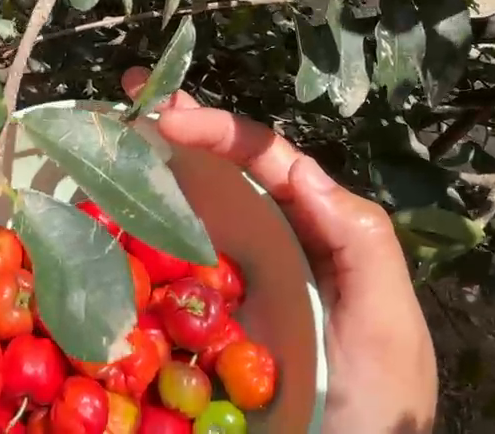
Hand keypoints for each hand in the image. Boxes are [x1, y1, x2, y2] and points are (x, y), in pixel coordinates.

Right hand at [124, 67, 437, 433]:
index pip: (267, 161)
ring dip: (157, 163)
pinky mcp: (203, 319)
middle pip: (224, 170)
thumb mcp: (388, 326)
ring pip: (193, 207)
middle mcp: (271, 242)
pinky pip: (169, 266)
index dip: (218, 130)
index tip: (167, 121)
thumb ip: (361, 244)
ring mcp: (233, 280)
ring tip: (117, 126)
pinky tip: (106, 210)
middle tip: (133, 92)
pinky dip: (139, 231)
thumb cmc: (375, 410)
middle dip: (183, 125)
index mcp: (314, 229)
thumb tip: (301, 168)